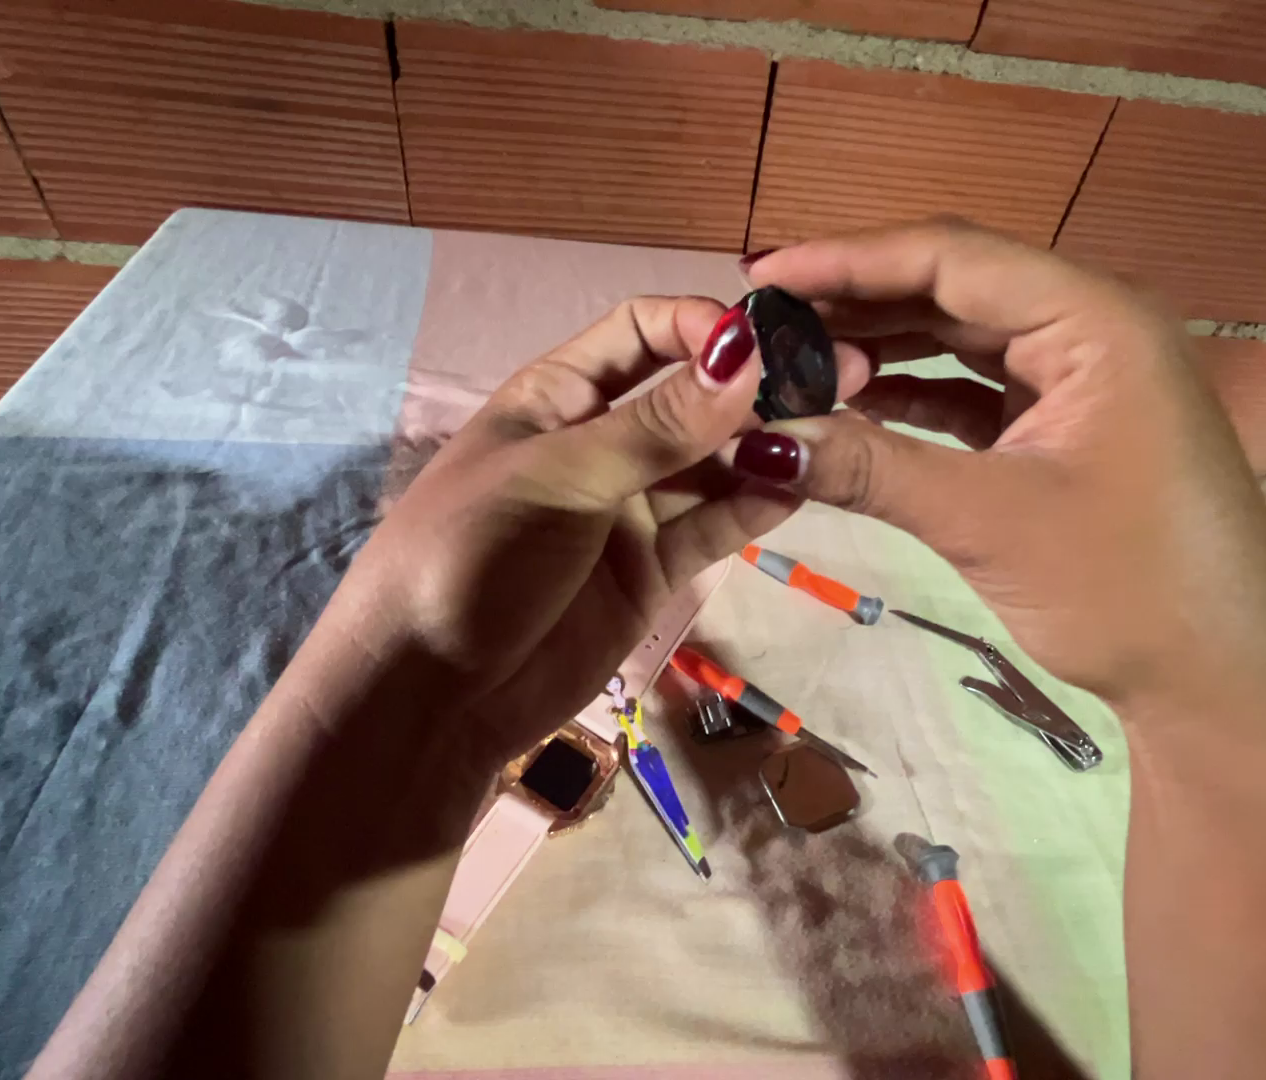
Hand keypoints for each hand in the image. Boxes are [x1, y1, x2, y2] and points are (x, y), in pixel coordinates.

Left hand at [341, 296, 853, 765]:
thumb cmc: (473, 557)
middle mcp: (601, 444)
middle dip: (750, 391)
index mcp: (557, 397)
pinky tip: (795, 488)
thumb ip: (655, 426)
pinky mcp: (654, 569)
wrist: (436, 694)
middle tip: (830, 386)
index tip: (759, 344)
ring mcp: (630, 510)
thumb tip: (744, 356)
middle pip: (689, 399)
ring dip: (762, 451)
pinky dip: (753, 508)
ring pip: (711, 466)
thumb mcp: (558, 478)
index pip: (640, 333)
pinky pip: (712, 527)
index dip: (697, 328)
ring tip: (825, 440)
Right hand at [728, 220, 1265, 706]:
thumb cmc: (1122, 589)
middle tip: (767, 316)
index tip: (763, 273)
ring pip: (959, 338)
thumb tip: (757, 442)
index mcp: (1095, 321)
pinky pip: (971, 392)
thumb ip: (869, 469)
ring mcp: (1077, 382)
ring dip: (881, 347)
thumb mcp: (984, 519)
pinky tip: (854, 405)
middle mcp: (1089, 330)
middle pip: (953, 289)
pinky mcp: (1061, 429)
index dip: (848, 259)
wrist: (1213, 681)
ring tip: (797, 357)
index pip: (951, 258)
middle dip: (857, 300)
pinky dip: (911, 397)